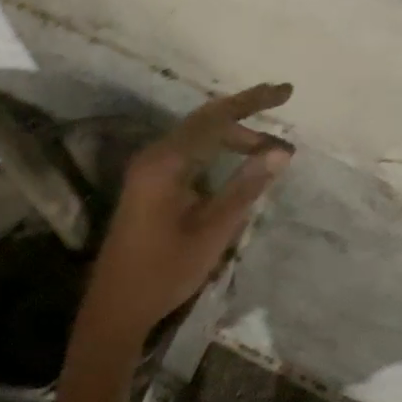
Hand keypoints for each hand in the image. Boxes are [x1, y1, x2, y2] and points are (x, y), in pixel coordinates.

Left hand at [81, 84, 295, 337]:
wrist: (116, 309)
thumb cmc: (165, 272)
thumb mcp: (213, 231)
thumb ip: (246, 187)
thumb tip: (282, 151)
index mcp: (167, 161)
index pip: (216, 117)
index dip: (253, 101)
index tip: (286, 92)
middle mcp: (156, 154)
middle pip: (206, 119)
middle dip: (245, 110)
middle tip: (281, 103)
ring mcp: (150, 167)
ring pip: (198, 134)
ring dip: (234, 134)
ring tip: (270, 148)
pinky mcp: (150, 182)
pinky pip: (190, 149)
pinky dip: (218, 146)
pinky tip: (239, 157)